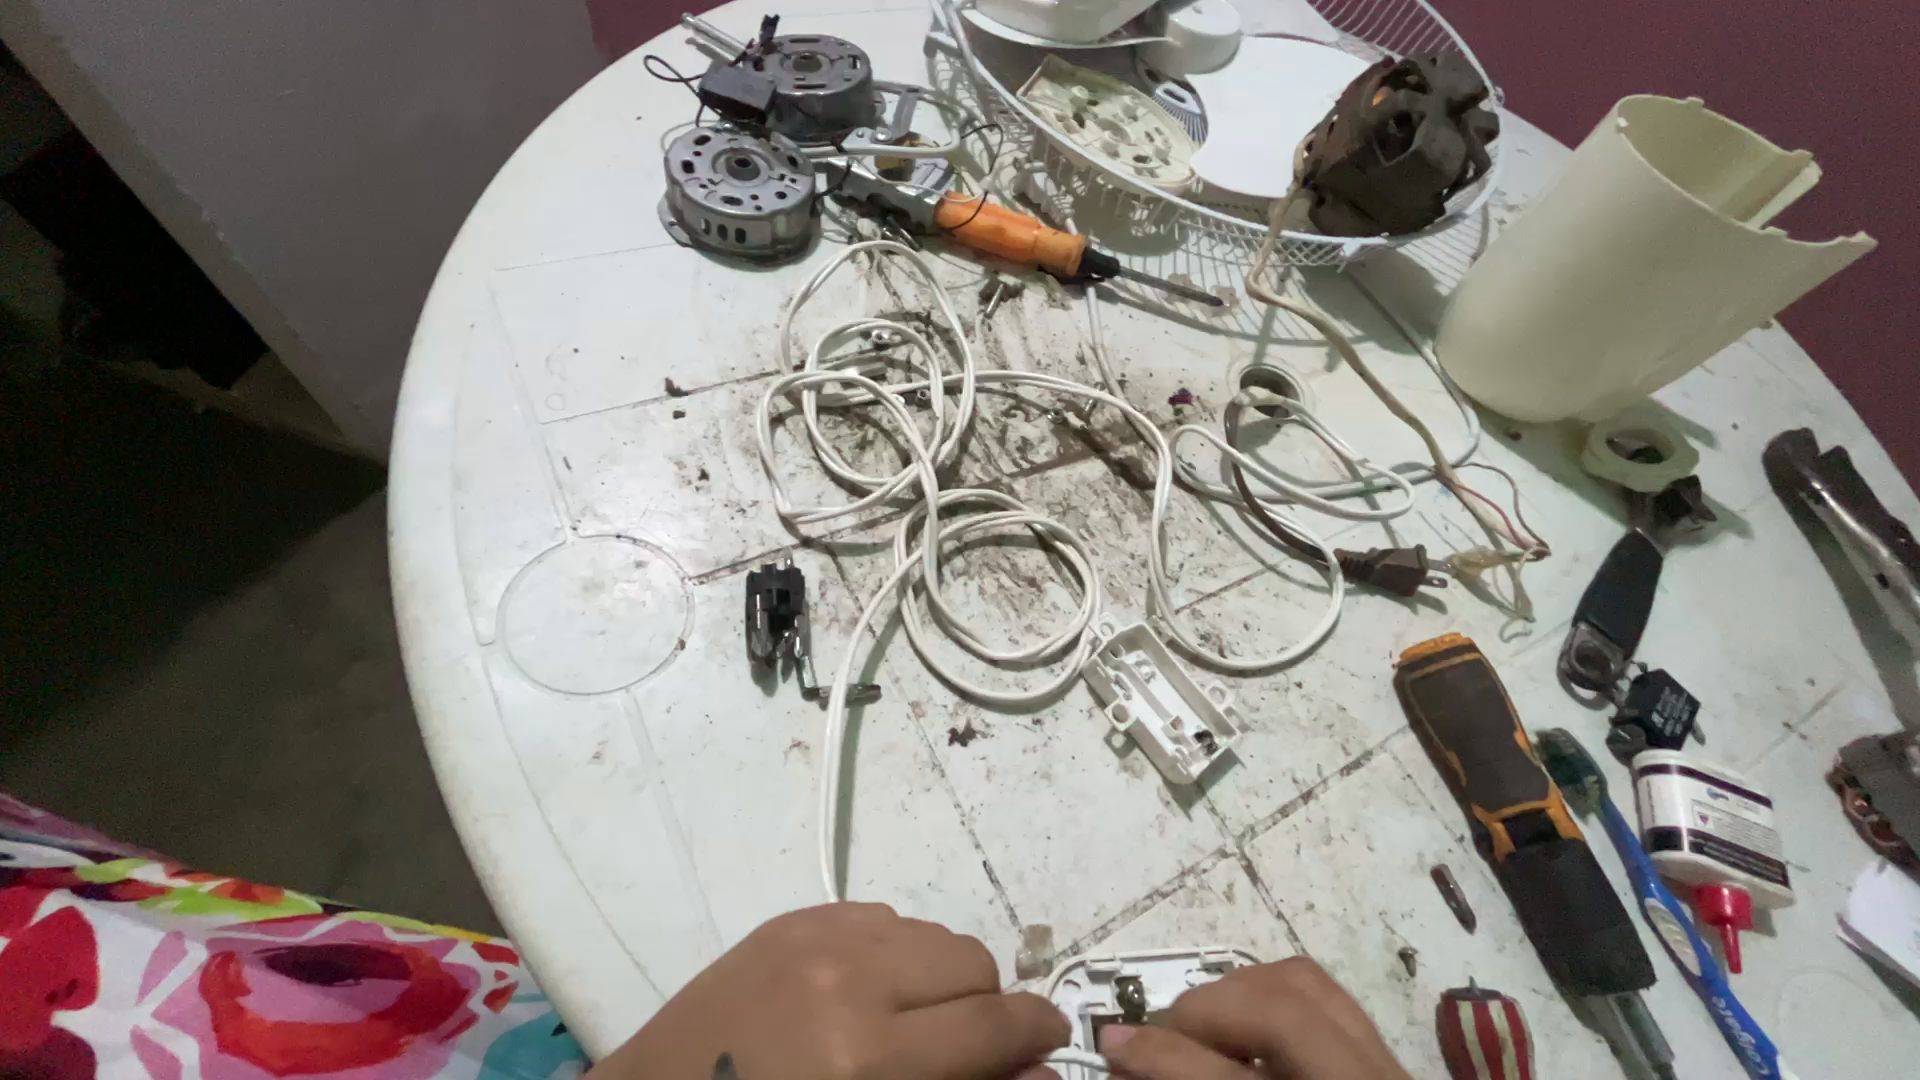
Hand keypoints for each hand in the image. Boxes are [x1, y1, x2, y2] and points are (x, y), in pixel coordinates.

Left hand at [590, 903, 1068, 1079]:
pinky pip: (882, 916)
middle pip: (971, 962)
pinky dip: (892, 951)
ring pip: (931, 932)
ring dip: (937, 975)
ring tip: (905, 1017)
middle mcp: (850, 977)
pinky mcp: (794, 915)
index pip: (992, 1024)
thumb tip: (1039, 1069)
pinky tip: (861, 990)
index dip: (1036, 1030)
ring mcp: (818, 934)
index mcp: (867, 1055)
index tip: (1050, 1040)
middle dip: (982, 1006)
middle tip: (960, 1046)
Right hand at [1097, 958, 1411, 1079]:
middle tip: (1155, 1041)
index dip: (1163, 1056)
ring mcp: (1393, 1076)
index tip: (1110, 1046)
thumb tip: (1127, 1064)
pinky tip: (1242, 1033)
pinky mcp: (1391, 1065)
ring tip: (1199, 1032)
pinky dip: (1270, 996)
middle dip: (1200, 1013)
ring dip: (1236, 994)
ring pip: (1305, 985)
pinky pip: (1326, 997)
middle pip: (1280, 1012)